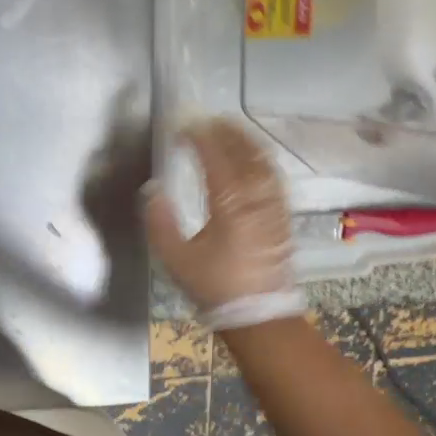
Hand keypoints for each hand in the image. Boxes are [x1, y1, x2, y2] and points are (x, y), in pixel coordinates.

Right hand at [143, 119, 302, 329]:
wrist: (258, 314)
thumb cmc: (213, 286)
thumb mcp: (175, 258)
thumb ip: (160, 222)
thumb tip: (153, 191)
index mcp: (229, 207)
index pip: (215, 160)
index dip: (199, 139)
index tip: (182, 127)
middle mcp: (257, 200)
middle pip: (245, 154)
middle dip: (225, 133)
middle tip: (206, 121)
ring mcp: (274, 207)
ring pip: (264, 163)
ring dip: (245, 143)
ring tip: (229, 131)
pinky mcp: (282, 217)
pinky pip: (274, 178)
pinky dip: (261, 161)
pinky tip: (252, 159)